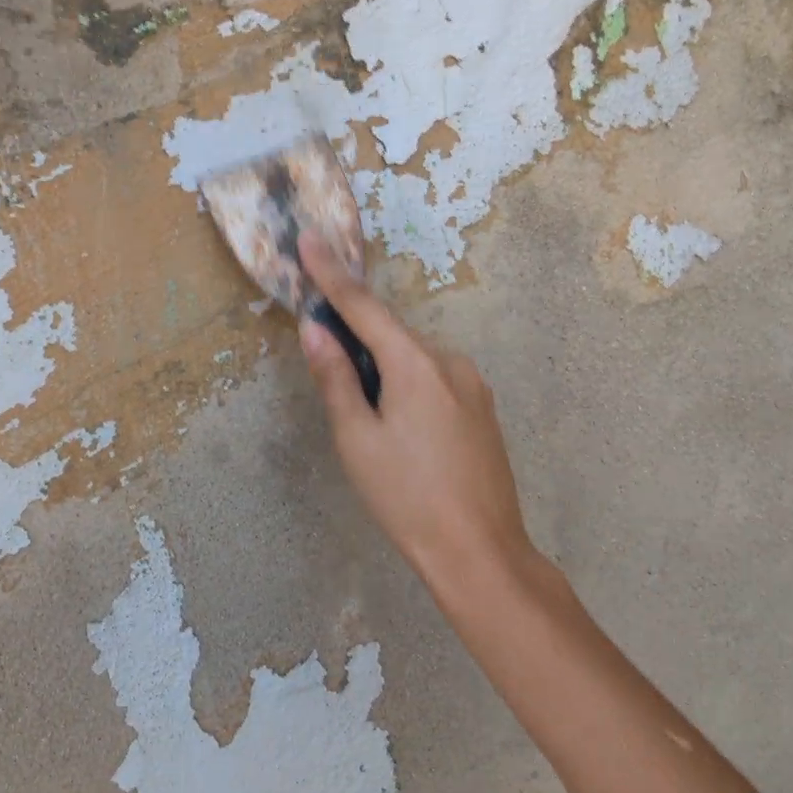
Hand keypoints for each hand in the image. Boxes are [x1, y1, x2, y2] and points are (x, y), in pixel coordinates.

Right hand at [297, 233, 534, 577]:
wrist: (481, 553)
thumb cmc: (406, 496)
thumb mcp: (357, 438)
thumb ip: (336, 377)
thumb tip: (315, 329)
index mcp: (416, 364)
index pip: (363, 307)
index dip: (331, 274)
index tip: (309, 239)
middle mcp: (451, 362)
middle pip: (390, 336)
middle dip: (356, 343)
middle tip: (333, 383)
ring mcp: (473, 386)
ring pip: (412, 360)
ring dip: (383, 372)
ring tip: (371, 428)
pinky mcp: (483, 410)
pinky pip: (433, 380)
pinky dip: (406, 386)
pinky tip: (401, 433)